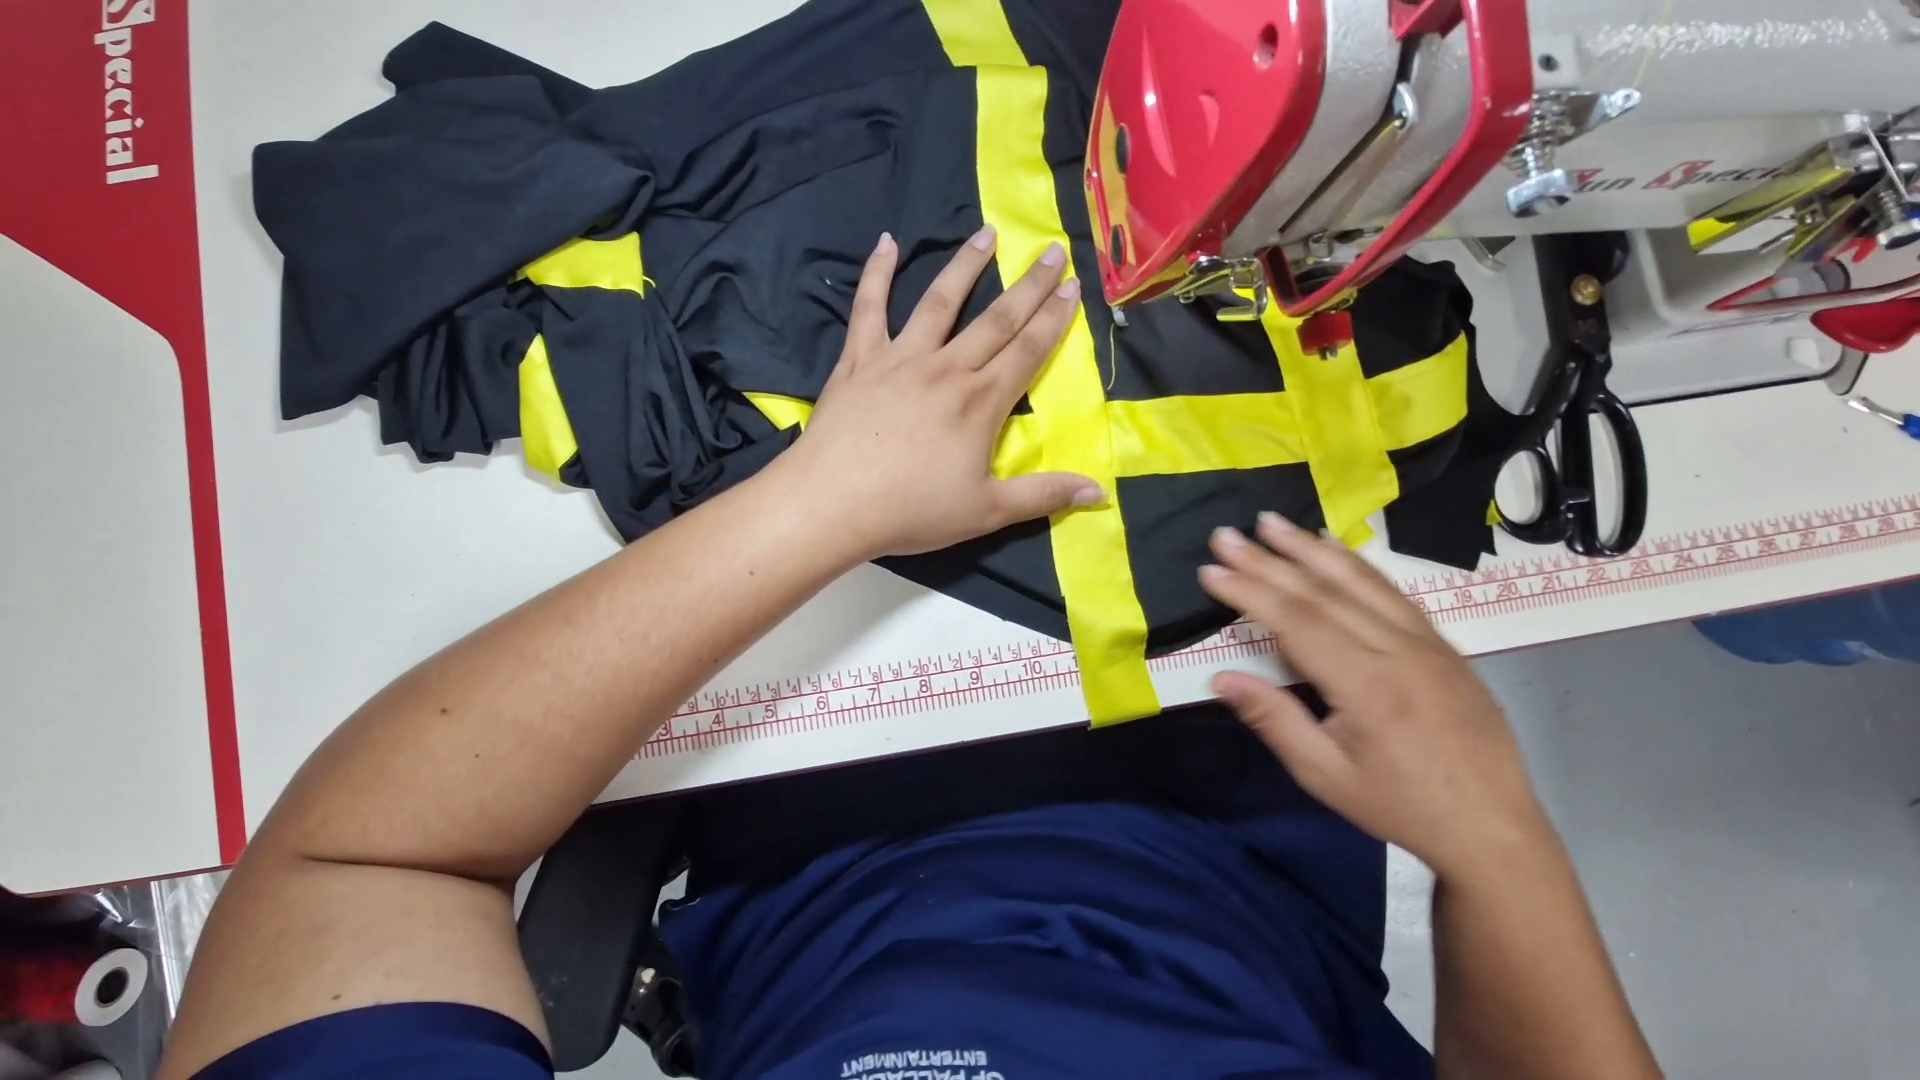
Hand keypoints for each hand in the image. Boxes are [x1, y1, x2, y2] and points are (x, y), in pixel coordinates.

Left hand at [778, 228, 1102, 559]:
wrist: (833, 502)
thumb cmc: (912, 510)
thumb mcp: (986, 511)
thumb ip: (1043, 496)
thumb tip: (1100, 492)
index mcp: (981, 403)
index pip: (1028, 351)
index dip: (1054, 319)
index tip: (1073, 286)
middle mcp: (946, 369)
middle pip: (995, 320)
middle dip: (1029, 286)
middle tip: (1051, 251)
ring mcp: (900, 359)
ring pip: (940, 302)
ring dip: (966, 266)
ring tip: (986, 233)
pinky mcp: (859, 360)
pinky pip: (869, 308)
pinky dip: (877, 274)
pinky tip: (886, 243)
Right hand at [1198, 514, 1552, 878]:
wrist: (1493, 829)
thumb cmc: (1400, 806)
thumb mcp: (1326, 775)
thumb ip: (1274, 721)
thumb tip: (1222, 677)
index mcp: (1368, 686)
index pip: (1297, 622)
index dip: (1250, 591)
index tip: (1212, 569)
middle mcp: (1400, 651)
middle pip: (1324, 593)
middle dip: (1270, 560)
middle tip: (1228, 533)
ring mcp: (1429, 643)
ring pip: (1362, 582)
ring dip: (1312, 549)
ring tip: (1273, 522)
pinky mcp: (1445, 645)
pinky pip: (1394, 593)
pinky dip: (1357, 566)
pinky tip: (1334, 550)